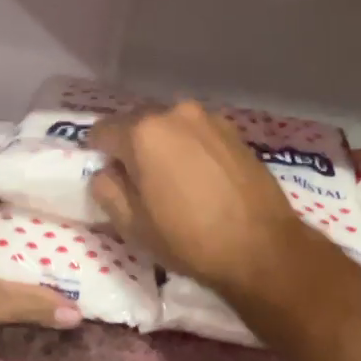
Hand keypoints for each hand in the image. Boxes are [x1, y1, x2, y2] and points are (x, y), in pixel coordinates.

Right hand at [87, 101, 313, 296]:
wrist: (262, 247)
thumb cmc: (189, 238)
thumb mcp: (133, 225)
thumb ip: (107, 190)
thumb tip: (105, 173)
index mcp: (143, 132)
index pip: (102, 131)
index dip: (98, 154)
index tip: (107, 179)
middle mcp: (175, 113)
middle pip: (138, 125)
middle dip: (132, 149)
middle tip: (139, 185)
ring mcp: (210, 119)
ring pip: (171, 129)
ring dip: (164, 148)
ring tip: (174, 183)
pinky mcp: (235, 133)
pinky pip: (198, 136)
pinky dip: (192, 150)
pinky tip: (201, 180)